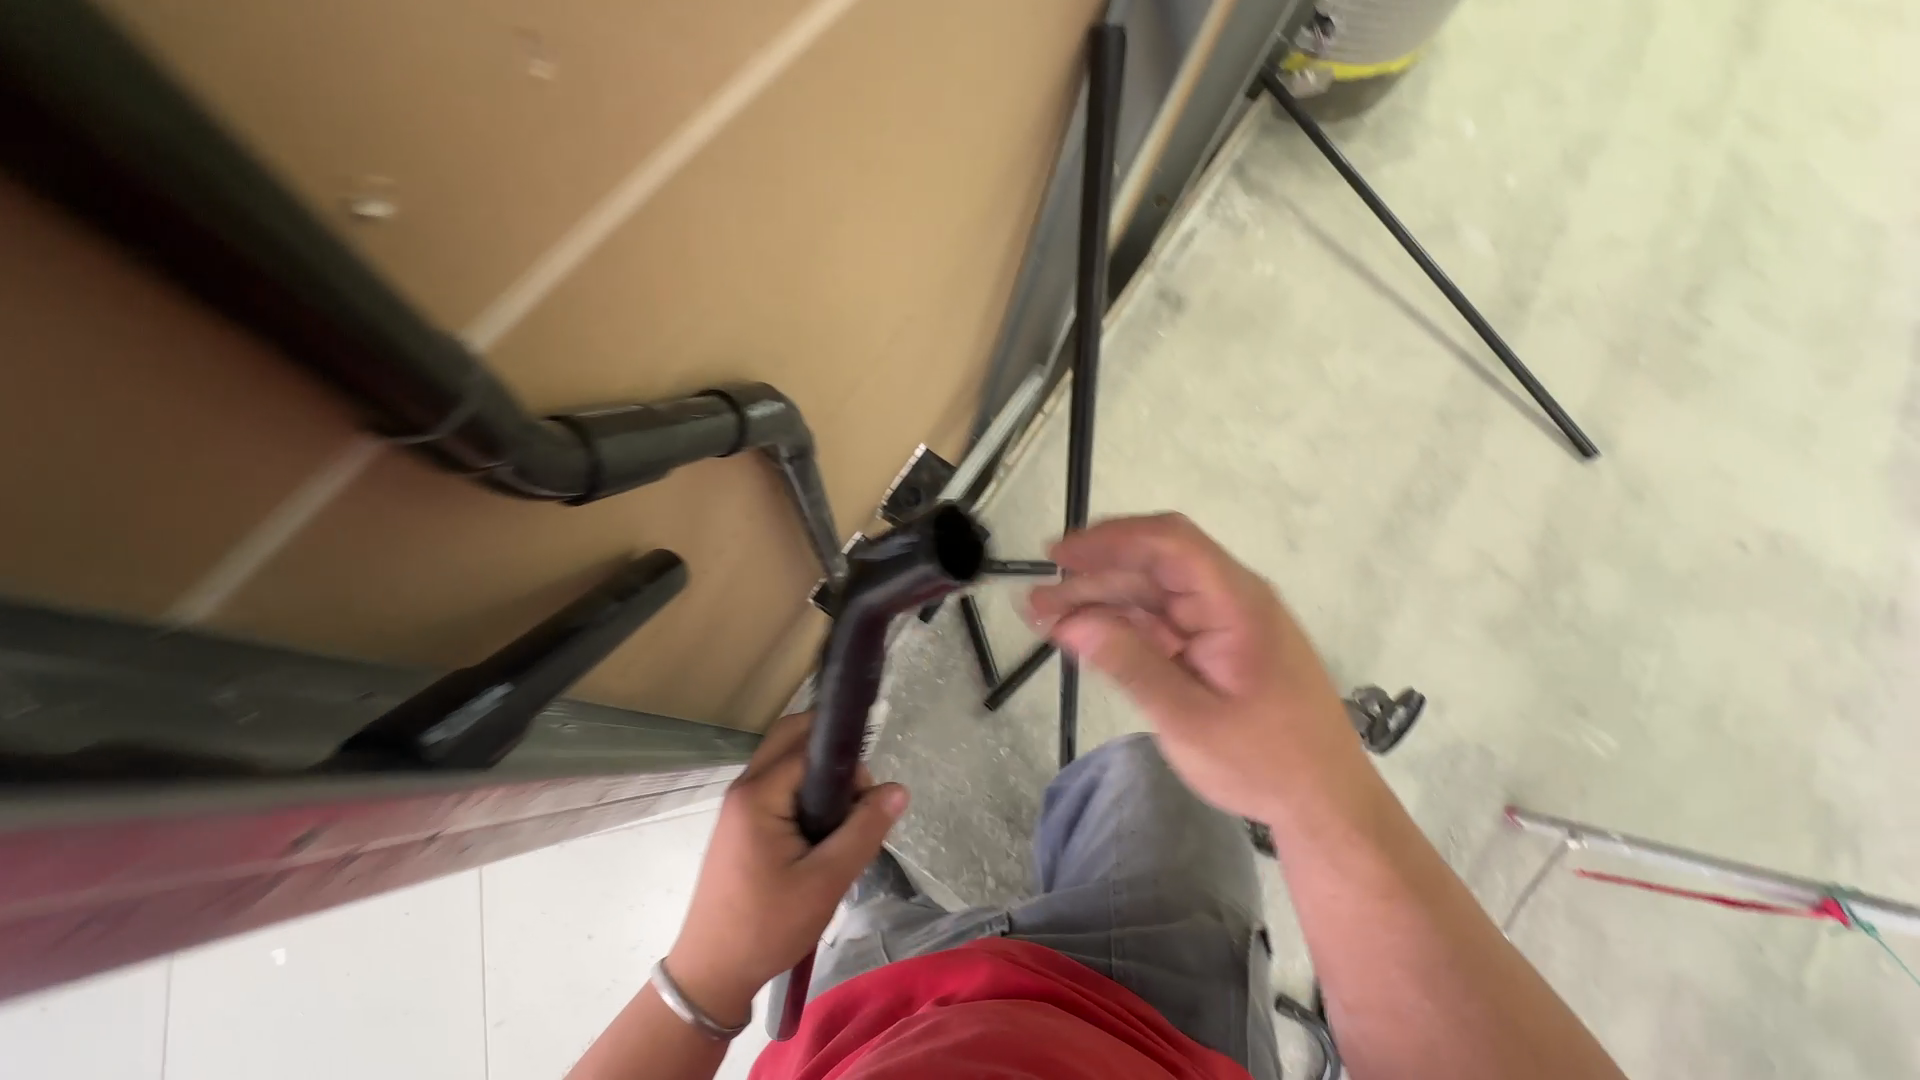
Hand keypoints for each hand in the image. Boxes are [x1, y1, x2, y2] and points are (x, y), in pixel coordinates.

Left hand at [666, 711, 908, 1024]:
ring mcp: (739, 806)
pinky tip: (824, 836)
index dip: (847, 764)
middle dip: (833, 757)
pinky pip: (779, 788)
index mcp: (758, 794)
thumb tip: (897, 790)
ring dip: (820, 778)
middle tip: (858, 800)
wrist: (712, 973)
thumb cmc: (767, 926)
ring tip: (844, 823)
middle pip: (792, 739)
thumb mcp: (826, 881)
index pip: (811, 746)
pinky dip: (806, 796)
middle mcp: (744, 788)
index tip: (868, 799)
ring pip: (787, 764)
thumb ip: (864, 830)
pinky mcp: (741, 824)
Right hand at [1027, 513, 1362, 820]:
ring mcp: (1222, 624)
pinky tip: (1084, 638)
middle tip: (1036, 603)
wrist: (1325, 804)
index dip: (1111, 541)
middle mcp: (1229, 600)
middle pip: (1153, 568)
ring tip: (1045, 619)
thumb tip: (1073, 622)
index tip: (1059, 556)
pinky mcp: (1214, 648)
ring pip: (1151, 596)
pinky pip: (1162, 625)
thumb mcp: (1190, 720)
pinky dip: (1122, 630)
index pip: (1170, 544)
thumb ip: (1131, 665)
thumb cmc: (1266, 763)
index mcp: (1236, 603)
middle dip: (1092, 578)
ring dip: (1100, 604)